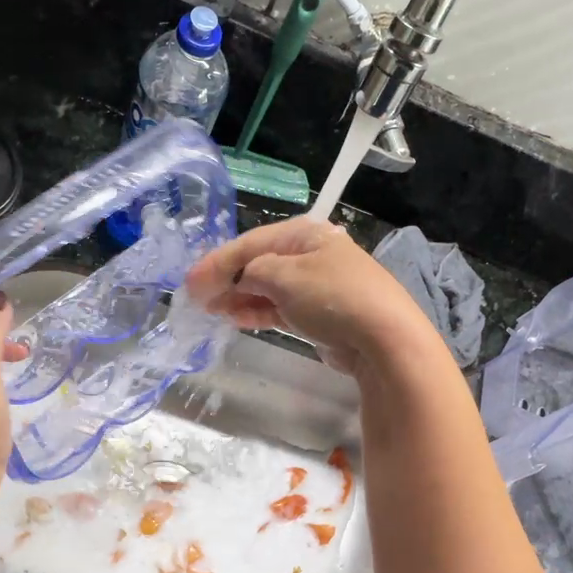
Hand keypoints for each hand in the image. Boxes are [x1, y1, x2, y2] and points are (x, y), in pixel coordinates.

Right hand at [185, 217, 436, 374]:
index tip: (190, 283)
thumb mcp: (285, 277)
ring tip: (210, 311)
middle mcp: (309, 255)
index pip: (250, 243)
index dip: (217, 262)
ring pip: (267, 288)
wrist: (382, 337)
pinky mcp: (318, 315)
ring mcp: (315, 286)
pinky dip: (257, 312)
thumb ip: (252, 272)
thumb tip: (238, 278)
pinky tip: (236, 319)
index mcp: (304, 234)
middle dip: (226, 280)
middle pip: (258, 264)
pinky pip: (279, 309)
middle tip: (195, 299)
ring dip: (238, 298)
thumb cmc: (332, 297)